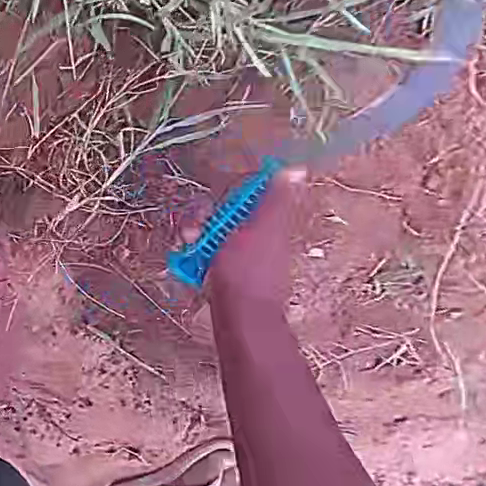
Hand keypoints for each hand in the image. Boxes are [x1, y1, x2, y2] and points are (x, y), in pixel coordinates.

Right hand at [196, 166, 306, 314]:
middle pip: (221, 214)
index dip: (227, 196)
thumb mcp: (263, 227)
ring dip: (194, 236)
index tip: (218, 206)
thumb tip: (297, 168)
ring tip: (188, 247)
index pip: (243, 195)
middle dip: (203, 218)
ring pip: (209, 233)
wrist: (240, 318)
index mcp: (267, 222)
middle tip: (196, 231)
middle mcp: (253, 237)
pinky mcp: (222, 272)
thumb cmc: (248, 271)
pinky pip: (203, 254)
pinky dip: (193, 255)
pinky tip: (188, 263)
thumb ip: (274, 197)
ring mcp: (237, 256)